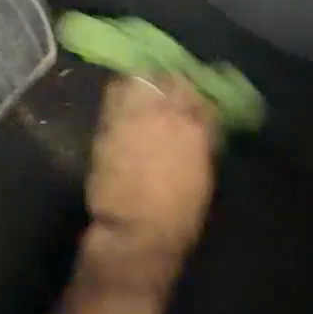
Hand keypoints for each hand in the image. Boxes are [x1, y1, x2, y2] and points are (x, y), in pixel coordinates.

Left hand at [80, 75, 216, 288]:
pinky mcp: (109, 125)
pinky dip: (121, 94)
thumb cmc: (179, 213)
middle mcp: (165, 114)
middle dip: (169, 83)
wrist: (136, 233)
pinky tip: (125, 101)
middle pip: (168, 80)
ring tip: (143, 89)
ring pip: (139, 80)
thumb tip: (198, 121)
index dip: (193, 95)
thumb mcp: (203, 173)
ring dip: (143, 83)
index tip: (191, 100)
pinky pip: (115, 96)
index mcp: (195, 128)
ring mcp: (134, 117)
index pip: (197, 95)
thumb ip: (201, 138)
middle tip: (167, 89)